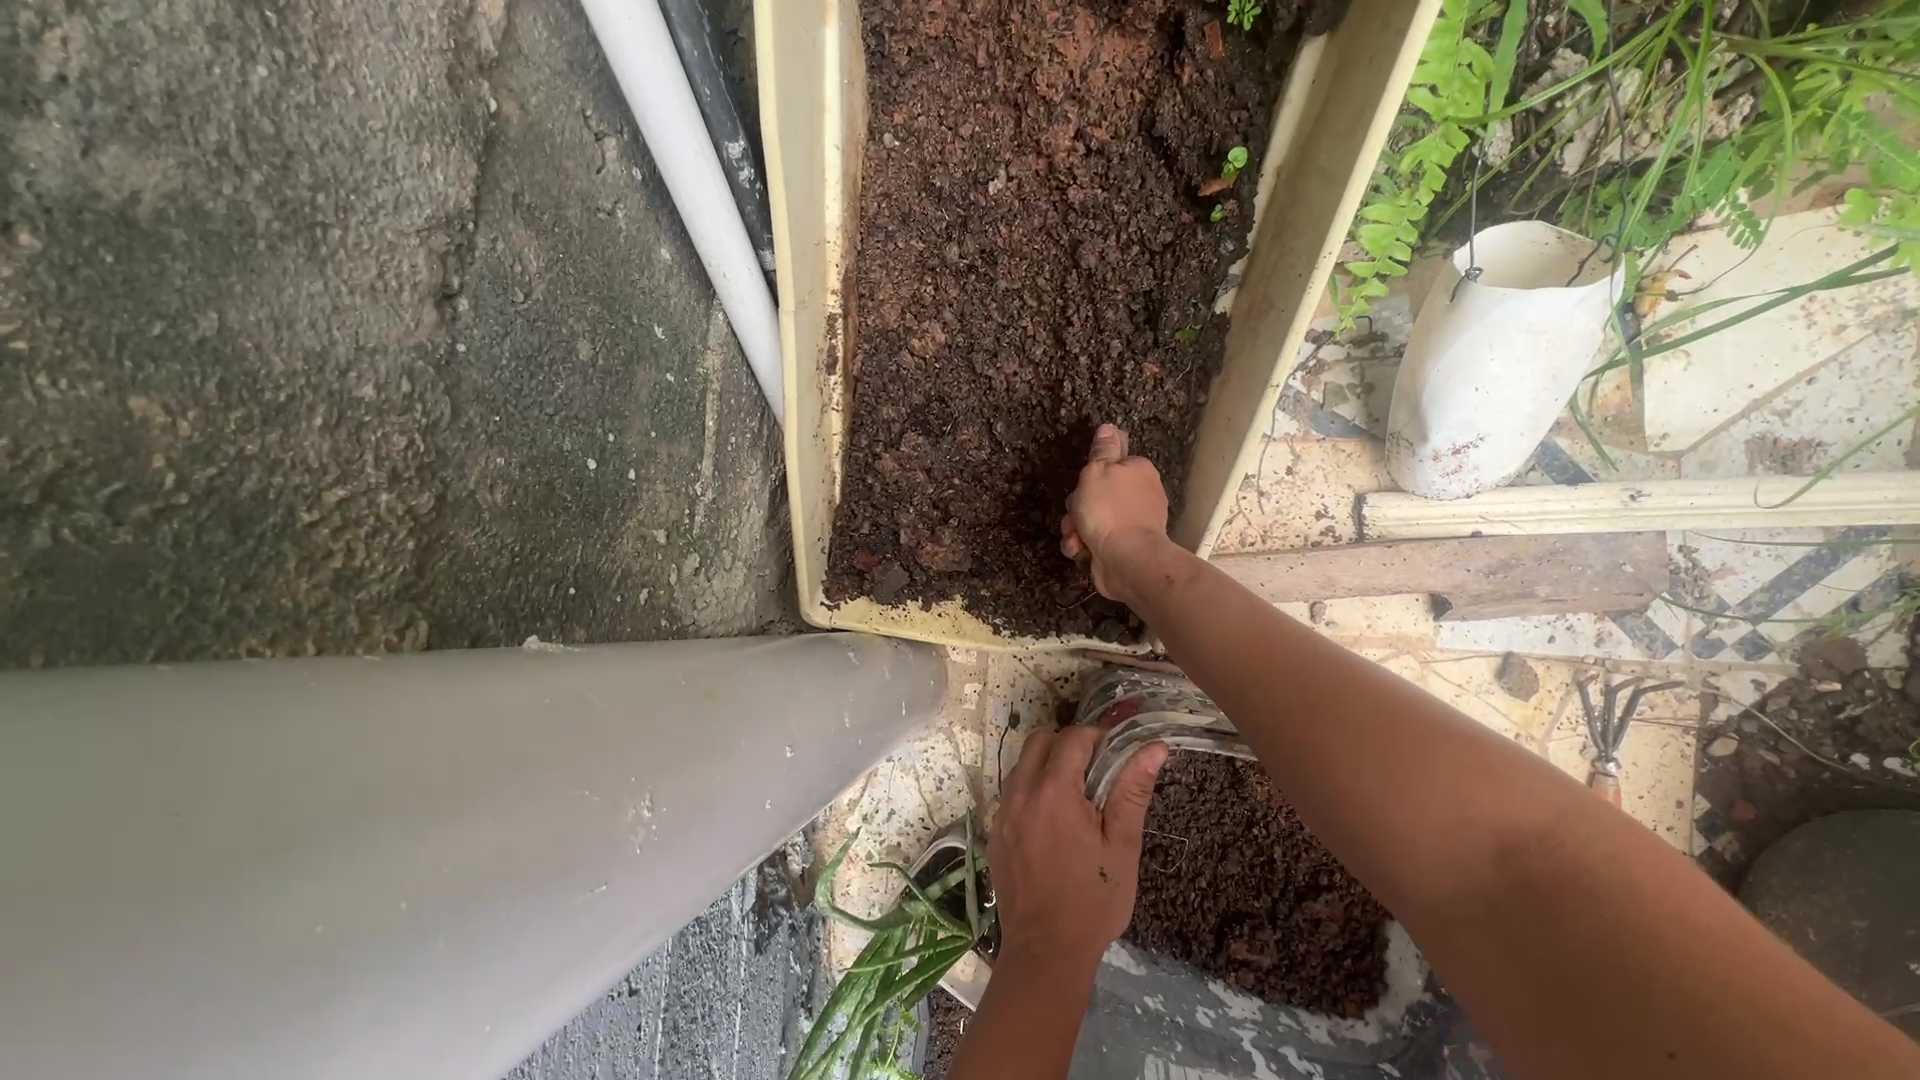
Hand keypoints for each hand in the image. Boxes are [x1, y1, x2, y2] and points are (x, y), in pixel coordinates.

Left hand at [989, 725, 1167, 967]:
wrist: (1046, 952)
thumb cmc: (1093, 900)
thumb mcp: (1122, 846)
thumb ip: (1133, 791)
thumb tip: (1154, 748)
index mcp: (1054, 793)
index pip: (1073, 738)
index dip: (1097, 737)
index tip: (1116, 755)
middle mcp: (1020, 795)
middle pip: (1039, 742)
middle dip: (1068, 745)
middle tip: (1096, 772)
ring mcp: (1001, 815)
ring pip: (1021, 766)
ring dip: (1047, 768)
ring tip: (1076, 800)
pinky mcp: (994, 835)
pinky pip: (1011, 795)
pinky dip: (1032, 794)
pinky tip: (1053, 826)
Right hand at [1059, 424, 1169, 600]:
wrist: (1127, 560)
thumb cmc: (1109, 511)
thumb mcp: (1097, 472)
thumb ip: (1101, 451)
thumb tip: (1108, 427)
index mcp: (1138, 471)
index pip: (1110, 464)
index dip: (1090, 475)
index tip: (1082, 485)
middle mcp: (1140, 495)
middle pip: (1097, 494)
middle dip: (1078, 506)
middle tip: (1076, 513)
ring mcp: (1133, 523)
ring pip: (1093, 519)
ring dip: (1076, 528)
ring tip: (1075, 536)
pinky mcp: (1125, 547)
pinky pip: (1097, 540)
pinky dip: (1084, 545)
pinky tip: (1080, 550)